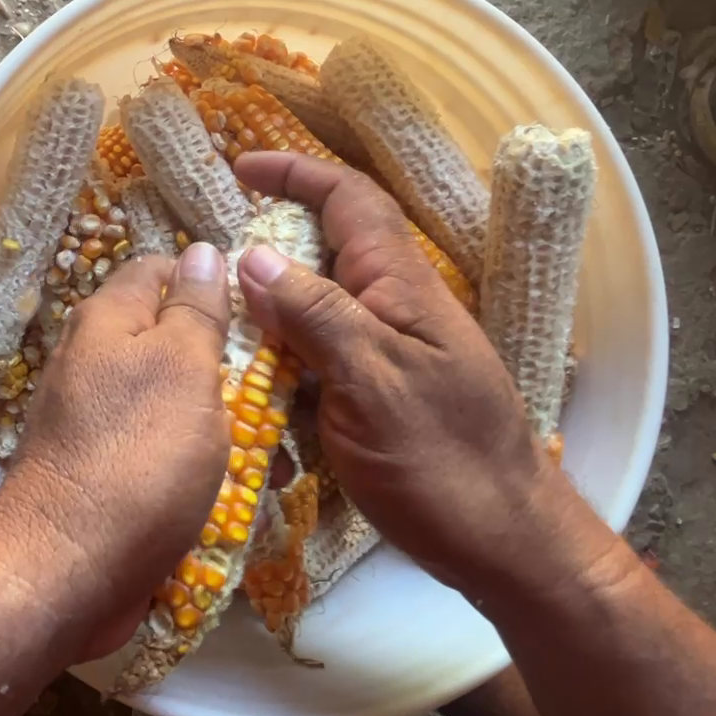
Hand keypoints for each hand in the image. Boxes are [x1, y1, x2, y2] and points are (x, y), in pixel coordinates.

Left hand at [0, 244, 231, 656]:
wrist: (69, 570)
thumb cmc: (137, 456)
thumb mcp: (181, 368)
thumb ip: (195, 309)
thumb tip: (202, 251)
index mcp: (107, 320)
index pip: (161, 270)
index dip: (211, 283)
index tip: (259, 314)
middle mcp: (93, 360)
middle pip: (171, 339)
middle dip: (226, 365)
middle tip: (277, 392)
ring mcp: (96, 417)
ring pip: (173, 400)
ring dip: (222, 423)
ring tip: (270, 457)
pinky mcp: (105, 467)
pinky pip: (160, 448)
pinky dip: (197, 463)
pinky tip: (235, 491)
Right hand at [230, 152, 611, 599]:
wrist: (504, 545)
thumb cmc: (443, 463)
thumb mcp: (373, 383)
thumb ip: (315, 315)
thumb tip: (251, 257)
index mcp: (400, 286)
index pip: (349, 200)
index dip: (296, 172)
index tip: (239, 170)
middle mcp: (393, 306)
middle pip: (328, 244)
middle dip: (271, 232)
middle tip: (211, 249)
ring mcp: (385, 350)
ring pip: (316, 299)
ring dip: (267, 295)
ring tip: (215, 307)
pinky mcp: (374, 390)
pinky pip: (316, 349)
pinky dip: (277, 347)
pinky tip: (246, 370)